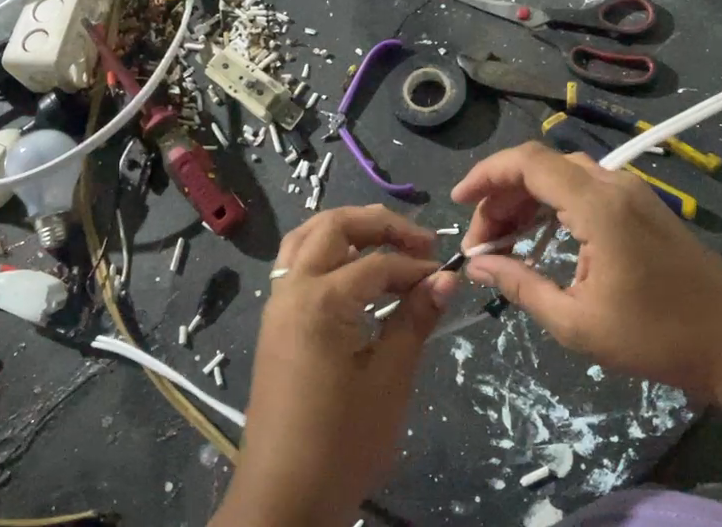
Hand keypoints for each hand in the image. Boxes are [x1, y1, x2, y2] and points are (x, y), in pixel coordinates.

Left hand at [213, 205, 460, 526]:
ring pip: (306, 237)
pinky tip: (355, 273)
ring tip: (388, 244)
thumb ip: (415, 320)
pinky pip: (296, 263)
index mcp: (320, 300)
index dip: (417, 267)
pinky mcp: (274, 322)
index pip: (378, 263)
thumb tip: (446, 278)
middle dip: (379, 224)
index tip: (447, 278)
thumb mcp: (390, 380)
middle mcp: (291, 289)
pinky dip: (326, 252)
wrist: (284, 497)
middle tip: (419, 241)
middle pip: (333, 227)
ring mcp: (277, 304)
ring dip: (347, 230)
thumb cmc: (343, 441)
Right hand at [452, 142, 721, 395]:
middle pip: (542, 166)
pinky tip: (542, 240)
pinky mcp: (641, 207)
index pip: (528, 162)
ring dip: (527, 199)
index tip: (459, 203)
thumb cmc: (657, 337)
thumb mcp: (577, 323)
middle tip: (482, 241)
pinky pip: (585, 189)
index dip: (486, 174)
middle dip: (502, 196)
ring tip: (504, 241)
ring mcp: (631, 193)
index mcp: (597, 205)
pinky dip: (554, 205)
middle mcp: (613, 185)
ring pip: (563, 175)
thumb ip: (521, 286)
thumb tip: (476, 265)